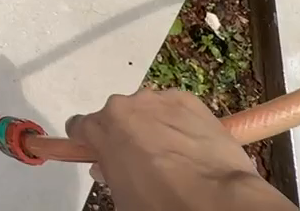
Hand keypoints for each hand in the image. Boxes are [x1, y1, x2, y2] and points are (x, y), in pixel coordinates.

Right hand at [66, 89, 292, 210]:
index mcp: (100, 127)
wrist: (219, 203)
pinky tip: (194, 146)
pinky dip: (180, 123)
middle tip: (145, 164)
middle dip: (126, 135)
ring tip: (177, 156)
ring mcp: (155, 99)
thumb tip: (110, 167)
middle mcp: (122, 105)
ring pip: (147, 110)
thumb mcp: (123, 197)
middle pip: (117, 117)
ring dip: (153, 126)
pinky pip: (176, 109)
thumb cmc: (162, 204)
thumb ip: (110, 173)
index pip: (80, 126)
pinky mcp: (187, 100)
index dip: (89, 142)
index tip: (99, 155)